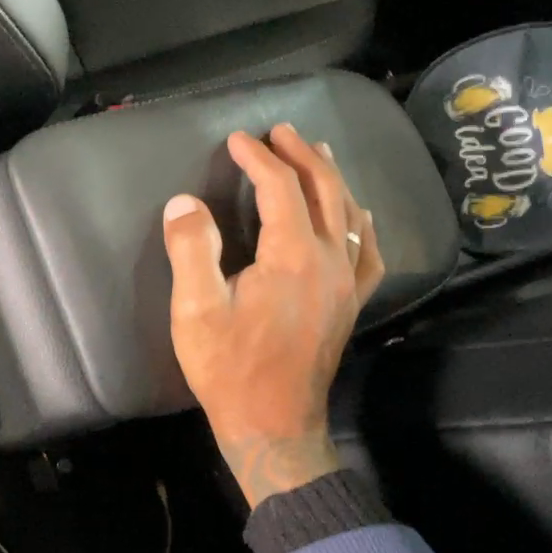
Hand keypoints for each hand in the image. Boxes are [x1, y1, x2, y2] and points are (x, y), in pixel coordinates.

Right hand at [162, 123, 384, 508]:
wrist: (273, 422)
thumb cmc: (229, 365)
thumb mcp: (196, 308)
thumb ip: (191, 250)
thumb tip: (184, 202)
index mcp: (291, 256)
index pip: (280, 190)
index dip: (259, 159)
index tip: (237, 139)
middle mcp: (329, 260)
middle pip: (325, 192)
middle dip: (302, 156)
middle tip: (281, 130)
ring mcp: (346, 282)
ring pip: (350, 214)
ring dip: (332, 179)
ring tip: (317, 155)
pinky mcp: (351, 303)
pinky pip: (367, 249)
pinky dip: (361, 221)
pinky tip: (357, 216)